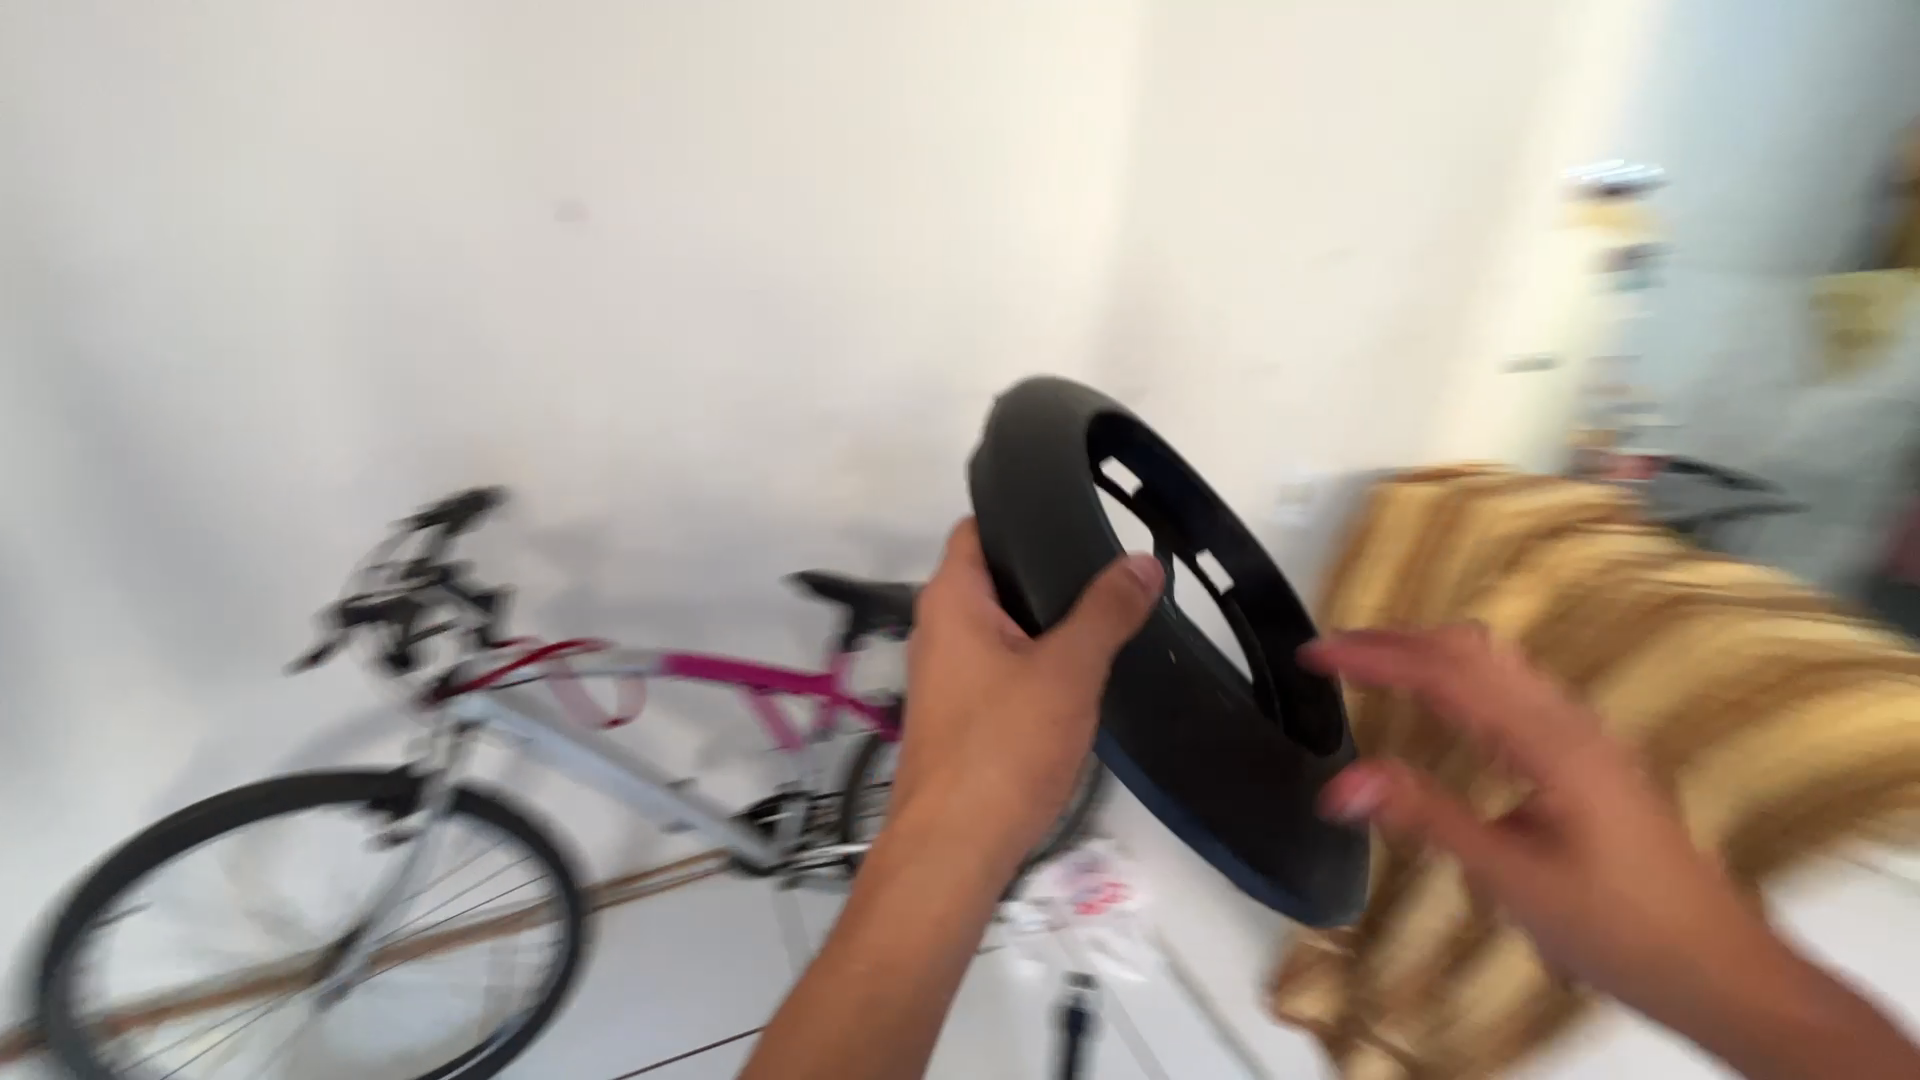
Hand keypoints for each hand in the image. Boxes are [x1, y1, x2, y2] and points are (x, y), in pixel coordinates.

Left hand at [889, 519, 1163, 870]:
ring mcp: (944, 672)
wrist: (953, 849)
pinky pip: (997, 664)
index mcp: (951, 599)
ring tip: (1102, 614)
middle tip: (1106, 567)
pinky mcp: (956, 711)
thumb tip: (1143, 560)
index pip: (977, 529)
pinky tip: (1075, 674)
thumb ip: (1106, 611)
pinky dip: (1031, 659)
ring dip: (1042, 621)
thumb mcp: (1068, 671)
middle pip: (992, 575)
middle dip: (1044, 570)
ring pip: (998, 624)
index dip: (1020, 515)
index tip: (1075, 516)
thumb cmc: (1003, 746)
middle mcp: (937, 627)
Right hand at [1303, 625, 1919, 1078]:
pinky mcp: (1583, 749)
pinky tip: (1435, 696)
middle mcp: (1566, 722)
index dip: (1372, 656)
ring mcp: (1580, 731)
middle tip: (1330, 651)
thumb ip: (1425, 818)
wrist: (1727, 974)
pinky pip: (1507, 682)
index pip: (1443, 673)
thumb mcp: (1512, 879)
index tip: (1314, 654)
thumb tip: (1342, 783)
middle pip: (1468, 648)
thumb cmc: (1621, 929)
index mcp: (1548, 744)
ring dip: (1422, 648)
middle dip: (1392, 639)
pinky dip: (1453, 669)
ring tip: (1368, 662)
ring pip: (1492, 658)